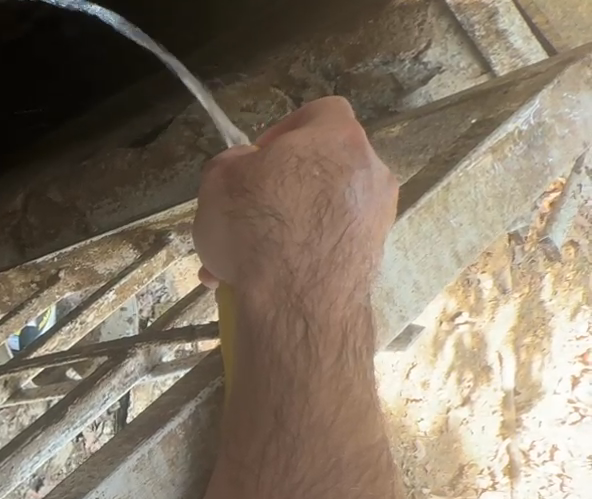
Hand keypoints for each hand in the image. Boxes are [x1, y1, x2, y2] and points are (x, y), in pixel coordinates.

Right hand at [195, 97, 397, 301]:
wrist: (297, 292)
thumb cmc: (254, 225)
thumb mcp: (216, 184)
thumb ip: (228, 165)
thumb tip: (243, 164)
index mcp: (332, 136)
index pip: (318, 112)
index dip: (281, 132)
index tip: (252, 161)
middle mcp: (366, 164)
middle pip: (316, 167)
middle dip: (274, 193)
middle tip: (237, 222)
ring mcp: (375, 208)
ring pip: (316, 211)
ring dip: (279, 230)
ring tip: (237, 263)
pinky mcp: (370, 247)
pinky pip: (324, 242)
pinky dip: (295, 255)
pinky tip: (262, 278)